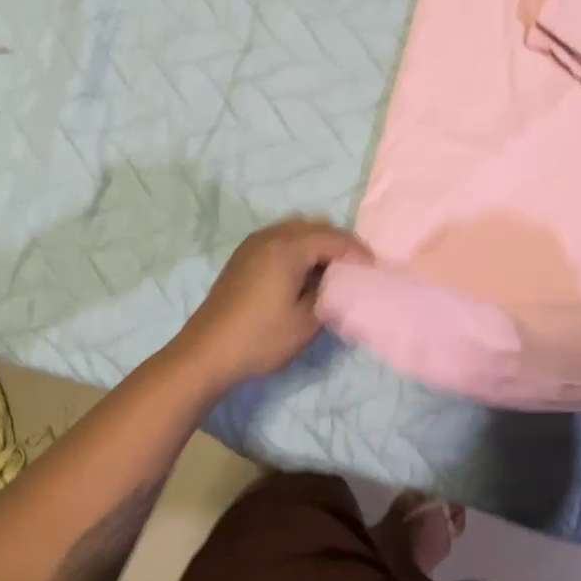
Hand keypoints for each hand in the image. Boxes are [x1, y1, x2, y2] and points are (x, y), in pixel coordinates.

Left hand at [167, 218, 371, 387]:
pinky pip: (280, 239)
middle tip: (357, 269)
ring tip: (333, 271)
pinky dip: (299, 248)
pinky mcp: (243, 257)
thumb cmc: (261, 338)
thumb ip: (331, 294)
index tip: (374, 271)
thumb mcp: (307, 321)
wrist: (206, 353)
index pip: (335, 239)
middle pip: (316, 227)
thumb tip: (340, 282)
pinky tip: (304, 274)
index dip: (358, 253)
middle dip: (340, 244)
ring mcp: (253, 244)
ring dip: (318, 244)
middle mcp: (270, 236)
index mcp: (288, 248)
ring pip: (297, 230)